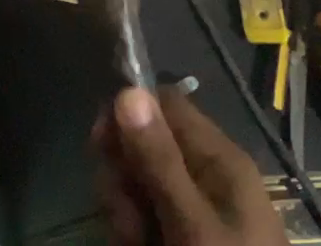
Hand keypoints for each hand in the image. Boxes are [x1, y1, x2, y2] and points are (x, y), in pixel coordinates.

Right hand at [92, 86, 286, 245]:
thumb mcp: (192, 225)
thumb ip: (159, 160)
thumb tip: (127, 89)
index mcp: (220, 159)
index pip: (164, 103)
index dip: (126, 114)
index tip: (100, 145)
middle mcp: (206, 175)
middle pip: (141, 144)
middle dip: (121, 178)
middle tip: (128, 220)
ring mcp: (193, 208)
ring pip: (134, 183)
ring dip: (122, 213)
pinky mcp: (182, 235)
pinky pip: (141, 216)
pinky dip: (131, 234)